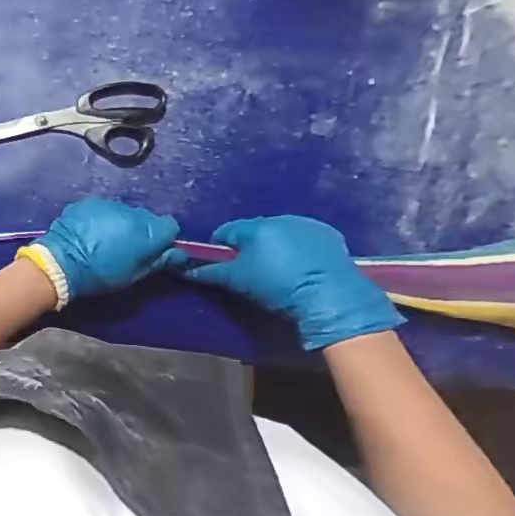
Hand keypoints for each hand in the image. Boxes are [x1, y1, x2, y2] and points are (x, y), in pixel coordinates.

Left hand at [23, 197, 189, 306]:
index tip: (153, 250)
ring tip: (104, 240)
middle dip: (140, 230)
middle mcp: (130, 212)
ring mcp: (108, 205)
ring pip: (124, 212)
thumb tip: (179, 253)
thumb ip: (157, 261)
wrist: (60, 263)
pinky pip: (102, 209)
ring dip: (120, 223)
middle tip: (125, 247)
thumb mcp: (133, 275)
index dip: (163, 238)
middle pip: (146, 218)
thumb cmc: (100, 275)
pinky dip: (100, 218)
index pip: (169, 226)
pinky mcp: (88, 202)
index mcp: (146, 231)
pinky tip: (88, 232)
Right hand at [180, 215, 402, 349]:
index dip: (218, 249)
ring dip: (273, 246)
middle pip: (252, 231)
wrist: (330, 296)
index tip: (221, 266)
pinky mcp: (329, 235)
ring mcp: (307, 225)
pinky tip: (300, 268)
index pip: (224, 232)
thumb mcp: (236, 282)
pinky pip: (304, 238)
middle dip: (248, 247)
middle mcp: (279, 219)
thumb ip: (209, 272)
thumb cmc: (276, 287)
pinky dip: (297, 249)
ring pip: (279, 233)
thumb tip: (184, 270)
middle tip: (249, 271)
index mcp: (254, 227)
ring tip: (276, 270)